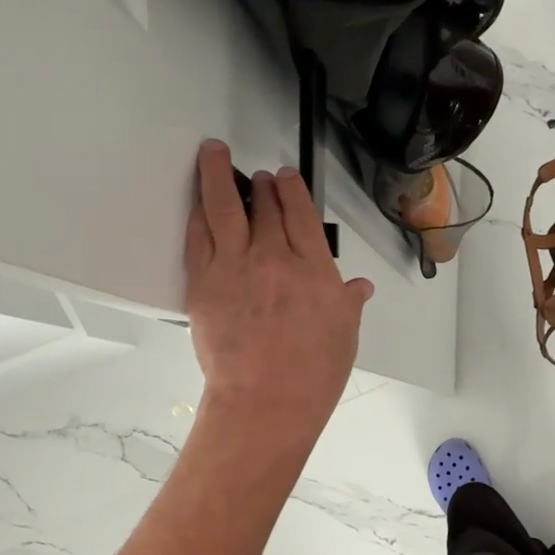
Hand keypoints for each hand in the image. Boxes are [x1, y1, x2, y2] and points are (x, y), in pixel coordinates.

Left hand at [184, 140, 373, 444]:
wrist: (268, 400)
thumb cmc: (311, 376)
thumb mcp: (345, 336)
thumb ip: (348, 303)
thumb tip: (356, 288)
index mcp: (316, 272)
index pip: (302, 214)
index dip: (293, 189)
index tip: (288, 179)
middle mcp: (275, 259)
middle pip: (265, 205)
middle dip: (262, 185)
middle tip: (259, 177)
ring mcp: (235, 266)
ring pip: (223, 206)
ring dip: (217, 174)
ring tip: (214, 153)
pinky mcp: (203, 281)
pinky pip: (198, 234)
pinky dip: (198, 211)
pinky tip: (198, 201)